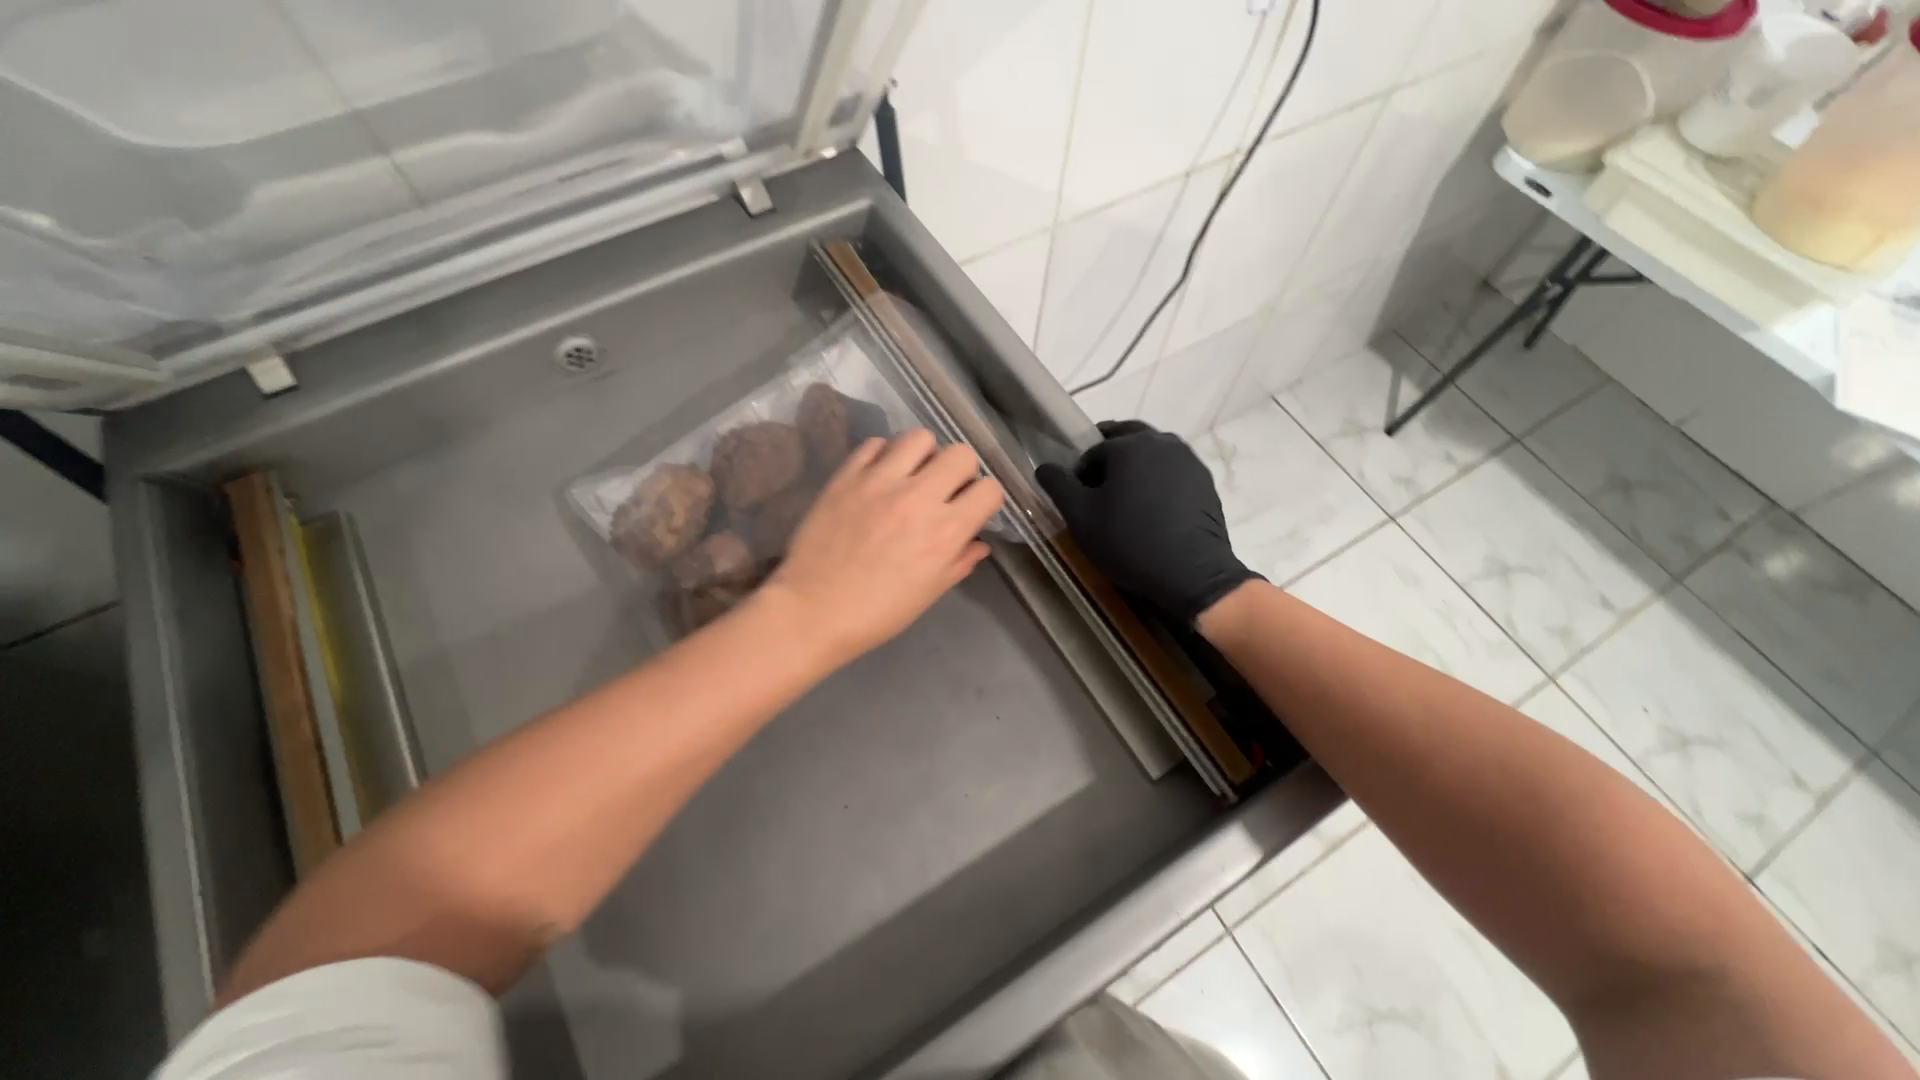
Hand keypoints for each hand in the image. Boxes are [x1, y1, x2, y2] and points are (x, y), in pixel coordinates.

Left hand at [762, 429, 1004, 664]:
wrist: (813, 611)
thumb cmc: (877, 612)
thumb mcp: (929, 592)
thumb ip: (958, 561)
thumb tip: (977, 543)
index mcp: (945, 532)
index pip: (989, 490)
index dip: (985, 498)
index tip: (972, 508)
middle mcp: (917, 498)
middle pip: (960, 454)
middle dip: (960, 471)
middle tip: (945, 489)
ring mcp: (879, 482)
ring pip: (919, 438)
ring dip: (923, 455)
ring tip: (912, 475)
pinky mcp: (846, 476)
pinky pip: (875, 444)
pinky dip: (883, 455)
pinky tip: (879, 476)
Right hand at [1036, 420, 1260, 624]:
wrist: (1191, 574)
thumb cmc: (1128, 541)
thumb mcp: (1080, 517)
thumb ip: (1059, 486)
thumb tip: (1044, 467)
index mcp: (1130, 444)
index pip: (1093, 451)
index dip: (1080, 475)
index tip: (1079, 501)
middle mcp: (1162, 442)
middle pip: (1126, 440)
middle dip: (1109, 460)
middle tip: (1099, 493)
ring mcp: (1189, 461)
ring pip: (1152, 454)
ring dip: (1136, 469)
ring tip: (1126, 502)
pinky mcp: (1205, 482)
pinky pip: (1173, 472)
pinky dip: (1158, 482)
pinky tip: (1153, 512)